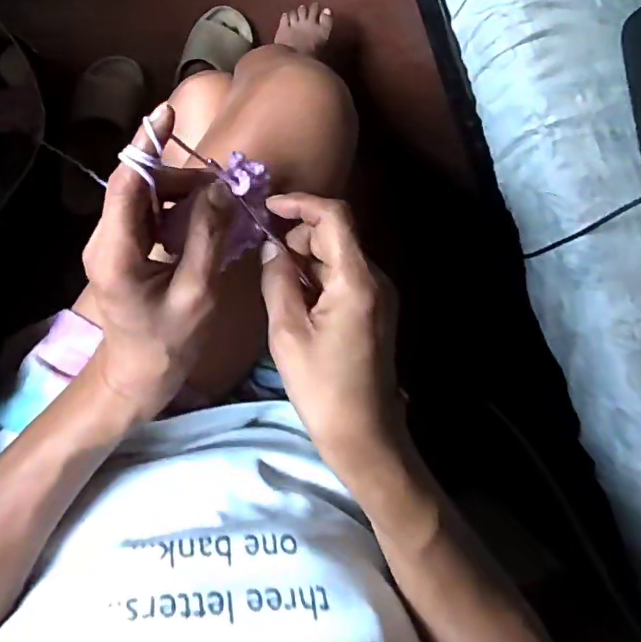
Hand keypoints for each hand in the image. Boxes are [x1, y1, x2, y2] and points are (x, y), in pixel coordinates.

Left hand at [80, 103, 234, 419]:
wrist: (135, 376)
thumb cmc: (167, 345)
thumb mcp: (197, 293)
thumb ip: (207, 237)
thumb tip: (222, 188)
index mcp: (116, 253)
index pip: (126, 184)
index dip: (146, 144)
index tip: (167, 111)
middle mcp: (104, 240)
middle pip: (137, 185)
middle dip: (178, 177)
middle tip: (221, 187)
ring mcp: (108, 242)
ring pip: (142, 196)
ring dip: (178, 191)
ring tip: (215, 205)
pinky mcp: (119, 246)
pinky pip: (145, 212)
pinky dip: (172, 206)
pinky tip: (198, 217)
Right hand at [259, 193, 404, 474]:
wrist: (366, 437)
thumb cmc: (322, 388)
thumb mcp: (286, 332)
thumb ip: (277, 280)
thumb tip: (270, 246)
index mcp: (356, 282)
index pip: (335, 216)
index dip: (300, 203)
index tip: (267, 208)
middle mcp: (374, 280)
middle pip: (334, 233)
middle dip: (296, 234)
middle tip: (262, 253)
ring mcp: (378, 295)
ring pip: (336, 253)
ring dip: (303, 255)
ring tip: (274, 279)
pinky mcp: (374, 309)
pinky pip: (341, 275)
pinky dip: (315, 274)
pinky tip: (293, 296)